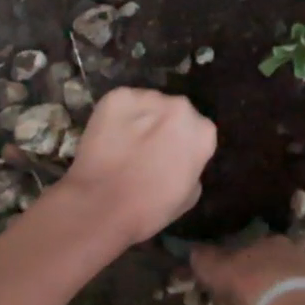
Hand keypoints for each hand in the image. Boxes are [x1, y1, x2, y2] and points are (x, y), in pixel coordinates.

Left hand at [55, 88, 215, 247]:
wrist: (101, 205)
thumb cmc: (150, 209)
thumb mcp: (189, 195)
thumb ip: (193, 167)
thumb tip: (181, 158)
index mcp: (202, 131)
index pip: (197, 131)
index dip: (182, 145)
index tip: (170, 158)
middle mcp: (181, 106)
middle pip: (175, 111)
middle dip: (165, 126)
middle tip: (148, 148)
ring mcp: (148, 97)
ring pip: (148, 104)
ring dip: (141, 118)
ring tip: (124, 143)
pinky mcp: (117, 96)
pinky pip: (122, 103)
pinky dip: (116, 116)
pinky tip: (108, 136)